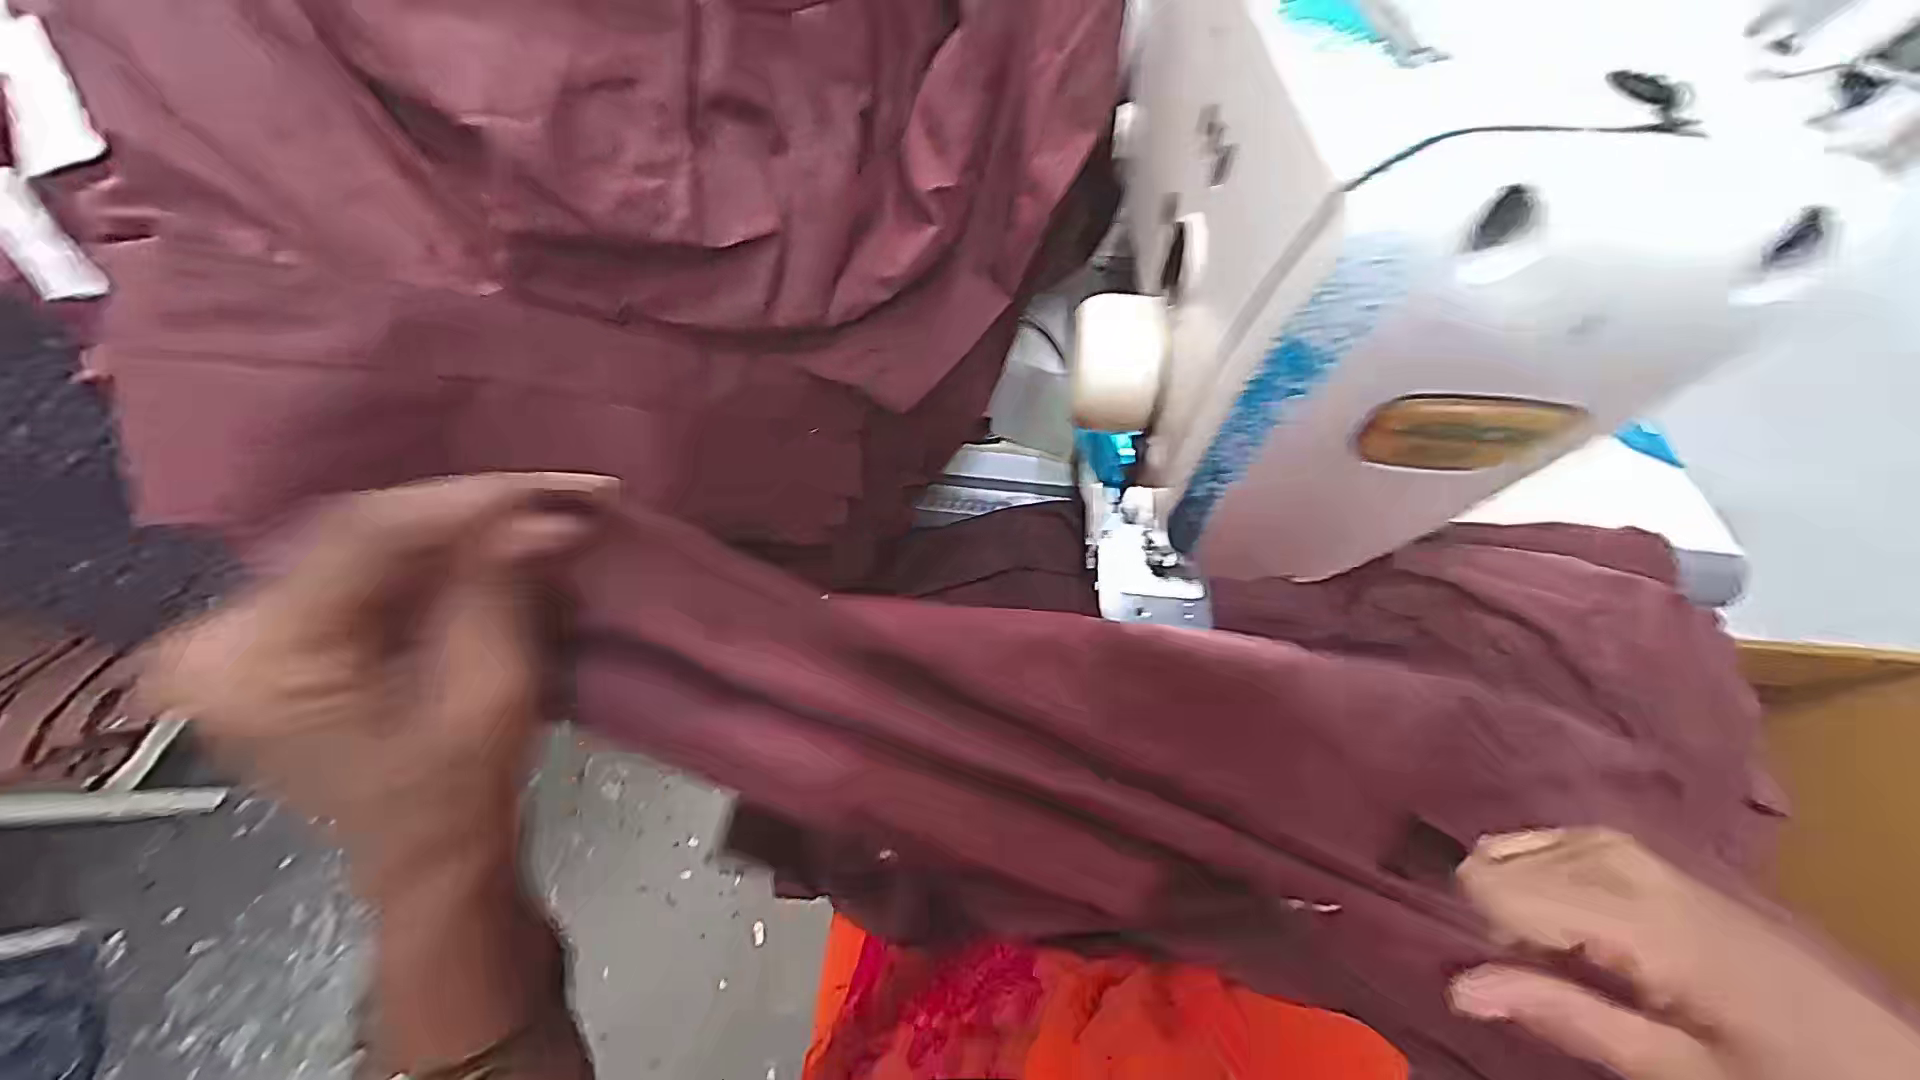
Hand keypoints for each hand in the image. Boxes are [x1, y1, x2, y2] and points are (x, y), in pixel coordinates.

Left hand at [140, 472, 615, 880]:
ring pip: (372, 538)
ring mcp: (241, 631)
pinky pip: (369, 563)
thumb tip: (545, 519)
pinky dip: (443, 550)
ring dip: (467, 525)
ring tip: (546, 513)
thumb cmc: (459, 791)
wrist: (423, 851)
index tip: (561, 488)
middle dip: (480, 508)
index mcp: (266, 661)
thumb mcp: (494, 691)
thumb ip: (501, 594)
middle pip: (368, 530)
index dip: (476, 502)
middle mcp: (226, 636)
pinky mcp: (277, 631)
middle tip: (567, 495)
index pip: (371, 536)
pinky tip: (499, 542)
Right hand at [1450, 827, 1919, 1079]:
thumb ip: (1566, 1018)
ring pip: (1511, 845)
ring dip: (1516, 893)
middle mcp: (1622, 861)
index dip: (1481, 927)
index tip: (1515, 970)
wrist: (1885, 1060)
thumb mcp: (1682, 1072)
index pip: (1492, 882)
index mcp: (1637, 915)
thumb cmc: (1780, 1073)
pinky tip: (1570, 916)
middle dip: (1498, 911)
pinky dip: (1535, 872)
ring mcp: (1630, 847)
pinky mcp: (1636, 849)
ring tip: (1563, 948)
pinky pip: (1545, 839)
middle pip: (1494, 859)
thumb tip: (1457, 988)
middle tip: (1548, 968)